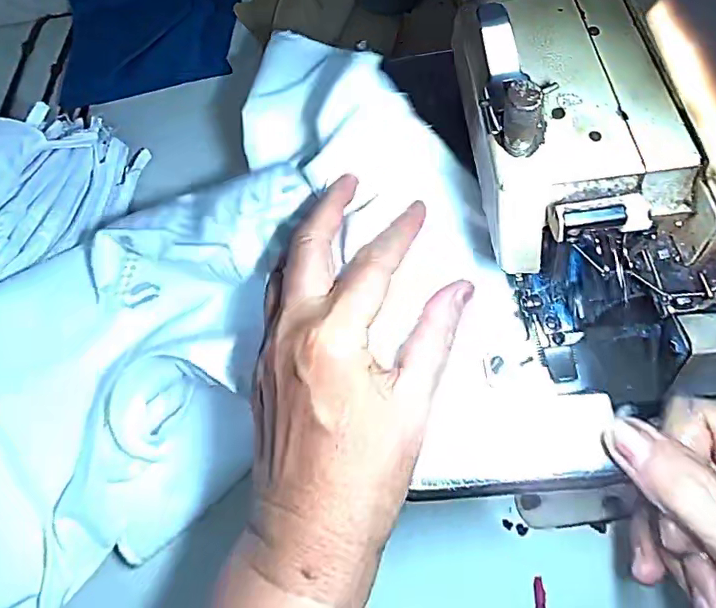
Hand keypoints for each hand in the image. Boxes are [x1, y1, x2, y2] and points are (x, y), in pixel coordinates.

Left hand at [215, 175, 473, 606]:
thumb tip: (455, 294)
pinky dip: (291, 268)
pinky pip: (273, 297)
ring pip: (283, 268)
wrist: (305, 534)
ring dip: (306, 233)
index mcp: (334, 340)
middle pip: (310, 247)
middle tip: (348, 182)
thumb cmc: (359, 483)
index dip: (399, 233)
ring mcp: (270, 346)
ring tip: (326, 210)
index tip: (414, 213)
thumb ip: (434, 337)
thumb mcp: (413, 406)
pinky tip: (305, 268)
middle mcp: (293, 333)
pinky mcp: (261, 363)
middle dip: (331, 205)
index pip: (372, 267)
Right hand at [606, 397, 715, 607]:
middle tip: (691, 568)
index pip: (693, 418)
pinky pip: (694, 522)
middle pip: (682, 460)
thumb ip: (695, 495)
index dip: (669, 467)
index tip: (672, 521)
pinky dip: (690, 559)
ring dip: (681, 549)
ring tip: (710, 595)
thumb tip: (625, 435)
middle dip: (676, 523)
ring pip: (681, 495)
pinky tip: (703, 587)